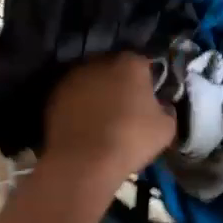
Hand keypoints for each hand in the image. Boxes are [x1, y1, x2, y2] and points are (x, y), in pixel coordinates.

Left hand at [43, 53, 176, 175]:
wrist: (84, 162)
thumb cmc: (130, 140)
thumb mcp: (165, 129)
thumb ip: (167, 110)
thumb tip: (162, 106)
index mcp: (131, 62)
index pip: (143, 64)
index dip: (146, 83)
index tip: (146, 102)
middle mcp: (101, 60)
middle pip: (114, 68)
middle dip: (119, 84)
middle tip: (123, 110)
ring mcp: (75, 75)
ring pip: (92, 80)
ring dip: (96, 93)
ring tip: (99, 121)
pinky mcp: (55, 93)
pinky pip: (72, 96)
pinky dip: (77, 106)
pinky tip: (82, 127)